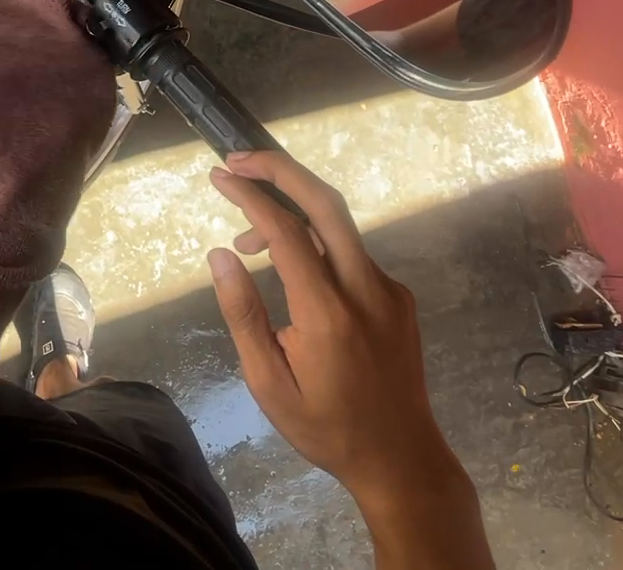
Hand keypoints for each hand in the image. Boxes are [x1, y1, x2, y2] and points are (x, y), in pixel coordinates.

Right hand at [207, 151, 492, 567]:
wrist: (403, 460)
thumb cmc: (324, 425)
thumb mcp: (267, 382)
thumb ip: (243, 313)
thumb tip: (220, 255)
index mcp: (327, 313)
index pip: (286, 231)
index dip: (250, 196)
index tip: (219, 176)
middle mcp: (365, 289)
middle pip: (326, 202)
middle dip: (280, 169)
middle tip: (237, 161)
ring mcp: (388, 289)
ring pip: (337, 224)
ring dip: (290, 211)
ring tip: (246, 242)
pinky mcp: (397, 296)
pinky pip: (349, 251)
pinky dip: (313, 240)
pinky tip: (289, 268)